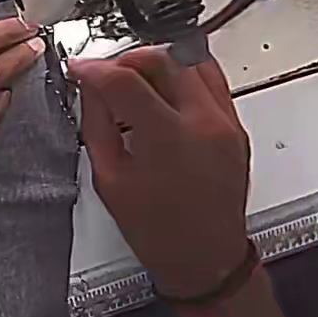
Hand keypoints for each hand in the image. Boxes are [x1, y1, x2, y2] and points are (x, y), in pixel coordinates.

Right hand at [73, 48, 250, 299]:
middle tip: (106, 74)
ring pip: (190, 60)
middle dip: (125, 60)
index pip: (125, 80)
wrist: (204, 257)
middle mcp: (204, 123)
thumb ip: (97, 125)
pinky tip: (164, 88)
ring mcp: (225, 122)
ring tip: (134, 79)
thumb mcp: (109, 179)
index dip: (95, 69)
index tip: (81, 68)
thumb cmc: (160, 231)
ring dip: (156, 62)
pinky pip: (211, 79)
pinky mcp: (235, 125)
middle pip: (161, 59)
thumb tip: (91, 91)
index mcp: (168, 139)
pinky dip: (184, 74)